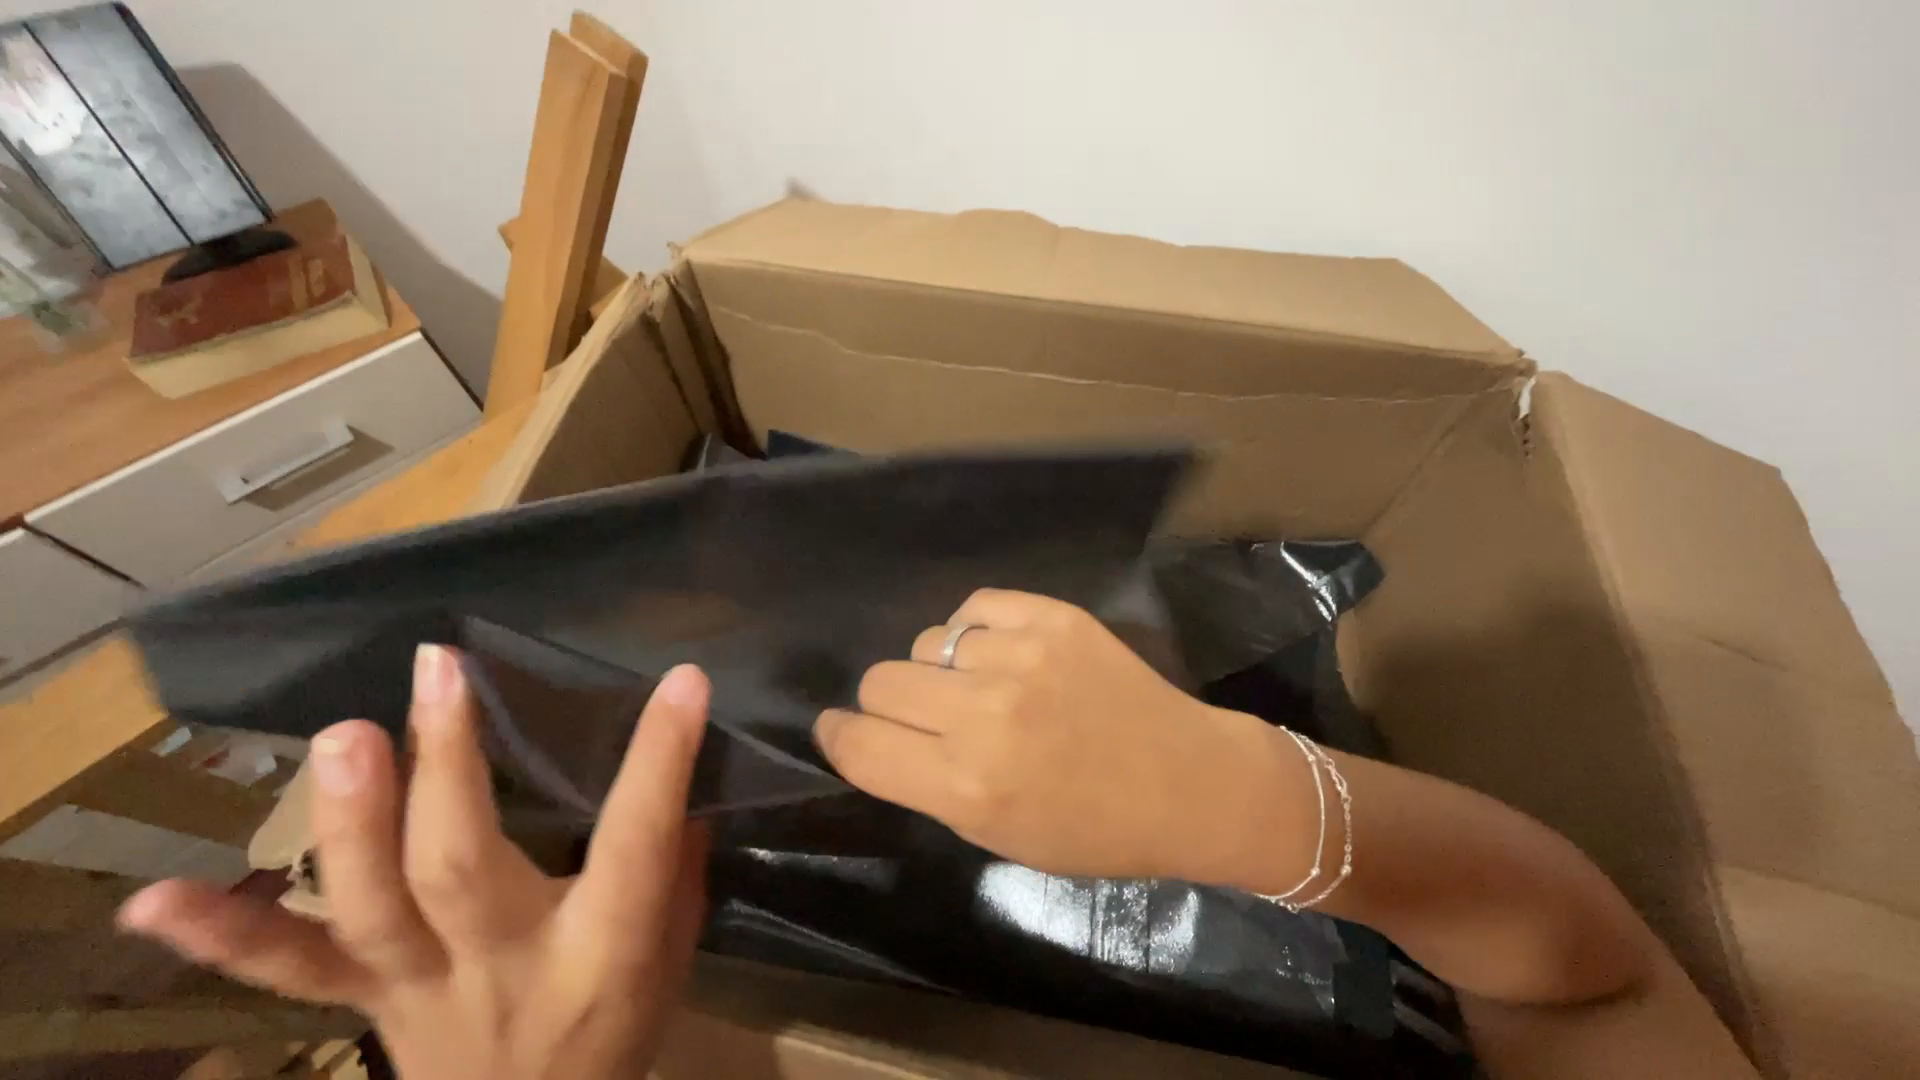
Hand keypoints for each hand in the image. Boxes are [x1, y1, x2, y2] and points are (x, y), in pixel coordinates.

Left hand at [118, 647, 710, 1079]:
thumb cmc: (620, 1032)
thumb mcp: (673, 953)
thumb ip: (674, 869)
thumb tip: (674, 783)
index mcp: (602, 950)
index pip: (635, 842)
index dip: (659, 760)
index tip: (682, 683)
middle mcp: (505, 963)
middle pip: (461, 866)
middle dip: (450, 765)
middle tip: (442, 673)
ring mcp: (421, 985)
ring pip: (372, 907)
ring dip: (350, 820)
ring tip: (344, 735)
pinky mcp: (368, 1000)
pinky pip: (293, 972)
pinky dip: (223, 938)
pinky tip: (152, 899)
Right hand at [815, 588, 1295, 883]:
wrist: (1186, 782)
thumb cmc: (1091, 829)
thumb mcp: (995, 835)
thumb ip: (925, 784)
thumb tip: (871, 735)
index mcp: (965, 786)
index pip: (858, 744)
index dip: (838, 735)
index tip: (843, 729)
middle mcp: (984, 717)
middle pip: (880, 681)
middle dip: (888, 705)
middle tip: (928, 718)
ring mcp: (1021, 658)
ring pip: (925, 642)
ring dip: (940, 671)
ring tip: (983, 689)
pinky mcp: (1053, 618)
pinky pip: (974, 609)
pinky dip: (977, 633)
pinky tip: (1006, 656)